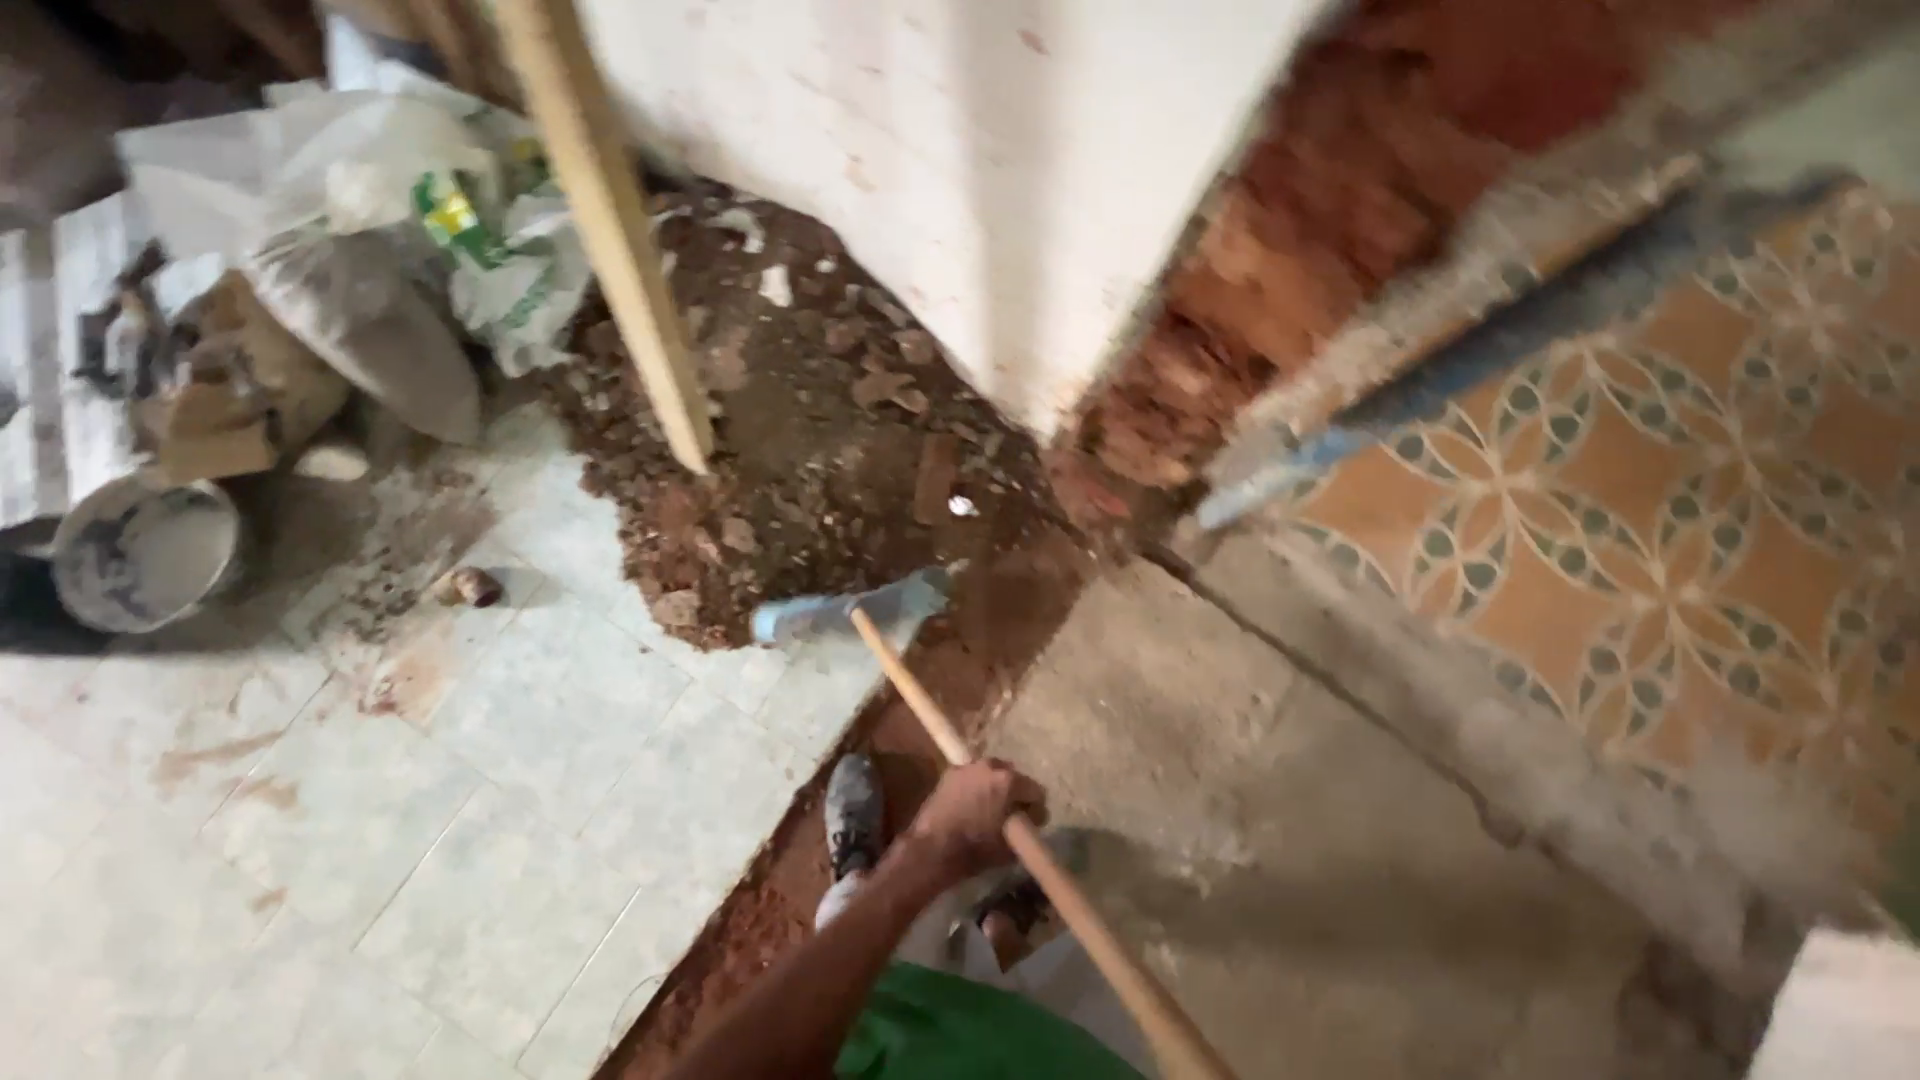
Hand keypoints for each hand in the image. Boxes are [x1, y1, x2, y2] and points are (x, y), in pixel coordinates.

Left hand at [899, 759, 1047, 882]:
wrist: (933, 848)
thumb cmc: (976, 849)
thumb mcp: (1011, 845)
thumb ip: (1027, 827)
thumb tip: (1030, 820)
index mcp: (1009, 781)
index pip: (1037, 791)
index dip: (1036, 809)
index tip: (1031, 823)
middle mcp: (990, 766)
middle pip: (1013, 777)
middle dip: (1014, 793)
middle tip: (1009, 813)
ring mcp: (967, 767)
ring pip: (990, 773)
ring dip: (994, 786)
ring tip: (988, 807)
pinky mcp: (949, 773)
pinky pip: (971, 777)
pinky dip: (974, 786)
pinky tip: (969, 804)